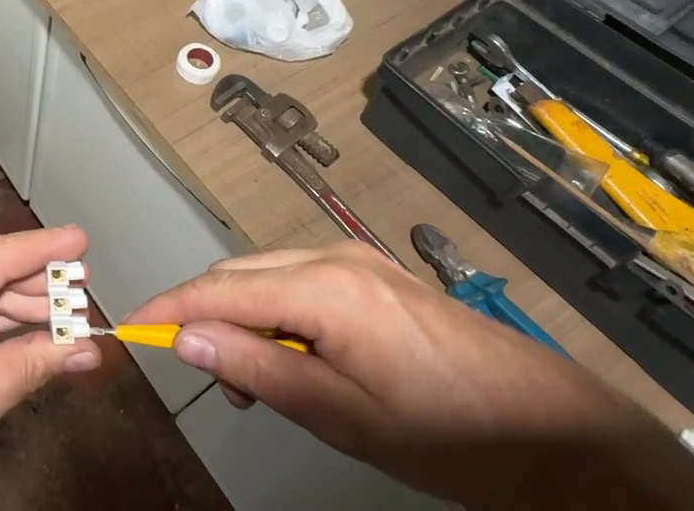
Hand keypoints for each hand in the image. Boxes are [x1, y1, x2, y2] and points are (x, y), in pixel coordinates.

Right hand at [130, 242, 693, 510]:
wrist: (565, 436)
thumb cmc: (451, 434)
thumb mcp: (341, 415)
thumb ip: (255, 368)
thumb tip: (185, 339)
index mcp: (325, 288)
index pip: (219, 290)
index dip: (168, 308)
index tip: (128, 331)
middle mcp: (333, 258)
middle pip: (237, 273)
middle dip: (203, 315)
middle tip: (203, 374)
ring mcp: (358, 262)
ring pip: (265, 276)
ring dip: (240, 316)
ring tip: (251, 378)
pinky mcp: (375, 277)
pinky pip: (299, 282)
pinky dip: (275, 313)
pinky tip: (290, 356)